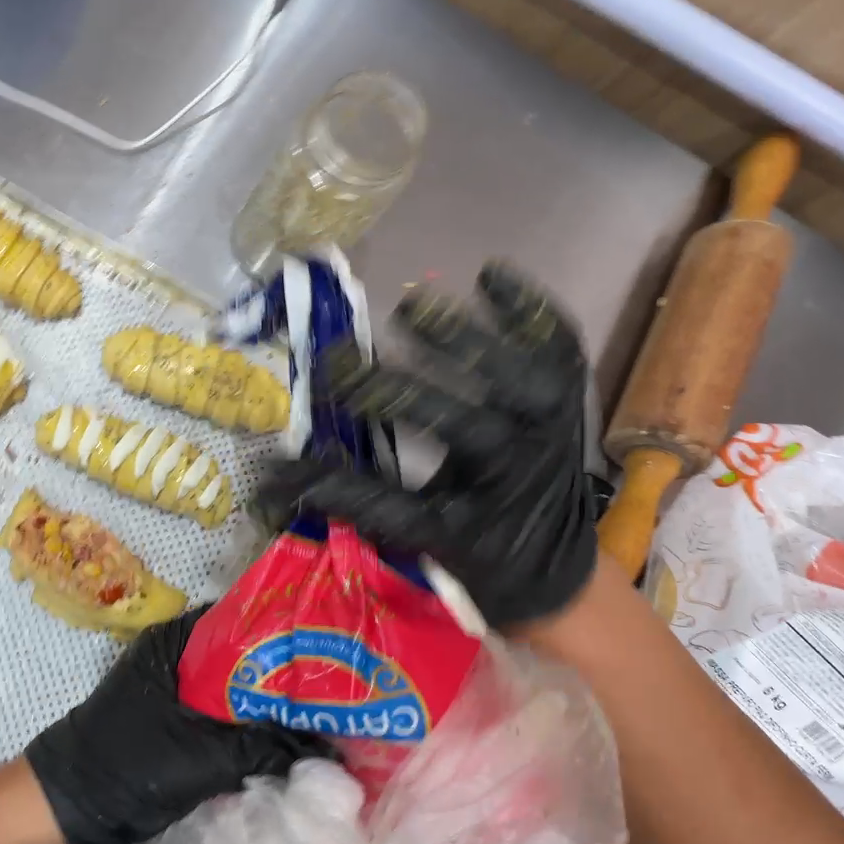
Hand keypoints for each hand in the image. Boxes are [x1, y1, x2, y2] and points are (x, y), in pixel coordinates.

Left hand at [24, 609, 330, 843]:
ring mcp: (174, 693)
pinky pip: (224, 720)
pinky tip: (291, 746)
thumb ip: (268, 745)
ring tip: (328, 717)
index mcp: (172, 643)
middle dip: (287, 678)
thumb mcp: (206, 754)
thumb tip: (335, 748)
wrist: (73, 807)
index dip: (286, 633)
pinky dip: (253, 731)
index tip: (332, 649)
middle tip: (342, 690)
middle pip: (243, 659)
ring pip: (235, 692)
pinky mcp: (176, 727)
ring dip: (272, 708)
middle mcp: (174, 658)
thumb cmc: (132, 764)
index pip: (240, 620)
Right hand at [253, 262, 596, 628]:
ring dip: (460, 340)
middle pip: (464, 423)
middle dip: (400, 391)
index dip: (344, 469)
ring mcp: (557, 427)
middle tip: (341, 358)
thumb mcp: (410, 537)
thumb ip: (349, 501)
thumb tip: (272, 476)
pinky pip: (557, 344)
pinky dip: (528, 308)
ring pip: (516, 375)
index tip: (299, 433)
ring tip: (409, 306)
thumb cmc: (474, 554)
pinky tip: (487, 276)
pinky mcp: (571, 397)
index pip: (394, 495)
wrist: (559, 566)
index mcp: (474, 515)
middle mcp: (523, 466)